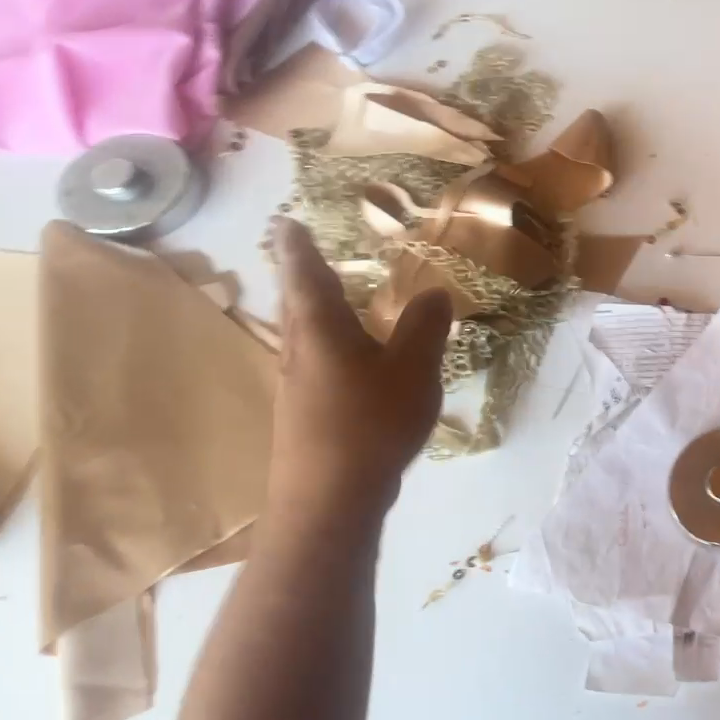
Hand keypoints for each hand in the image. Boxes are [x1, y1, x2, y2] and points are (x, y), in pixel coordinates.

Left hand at [264, 217, 452, 539]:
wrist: (329, 498)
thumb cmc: (371, 422)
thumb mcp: (413, 369)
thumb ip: (424, 327)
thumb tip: (434, 291)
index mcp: (322, 331)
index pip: (306, 276)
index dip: (298, 247)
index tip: (285, 221)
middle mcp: (300, 351)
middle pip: (296, 304)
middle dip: (298, 275)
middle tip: (297, 251)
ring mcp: (298, 385)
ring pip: (302, 334)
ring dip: (311, 310)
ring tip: (326, 296)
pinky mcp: (306, 412)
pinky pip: (314, 360)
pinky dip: (326, 342)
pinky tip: (346, 358)